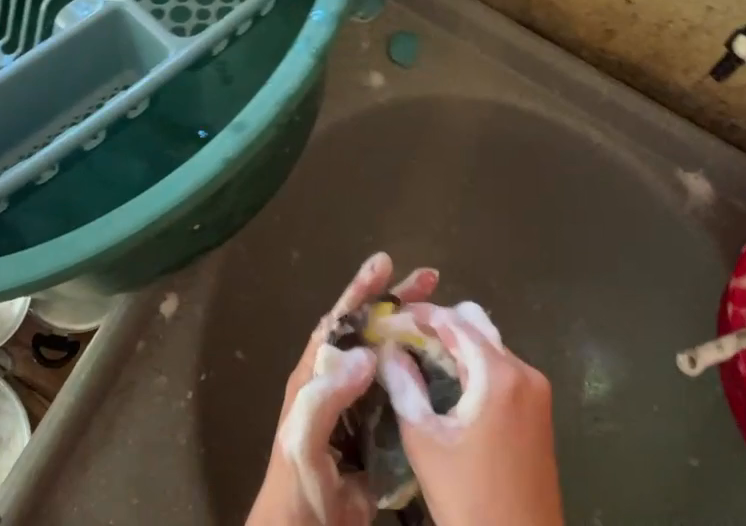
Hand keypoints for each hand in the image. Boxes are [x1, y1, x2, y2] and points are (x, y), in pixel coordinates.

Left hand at [245, 252, 439, 525]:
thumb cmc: (296, 483)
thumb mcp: (302, 438)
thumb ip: (324, 395)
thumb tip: (364, 351)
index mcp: (316, 375)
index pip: (339, 321)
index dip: (361, 290)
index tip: (385, 263)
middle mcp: (338, 382)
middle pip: (369, 331)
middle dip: (396, 303)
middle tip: (430, 279)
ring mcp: (359, 407)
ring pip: (390, 359)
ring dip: (414, 336)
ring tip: (446, 317)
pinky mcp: (377, 433)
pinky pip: (404, 395)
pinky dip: (424, 377)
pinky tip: (449, 371)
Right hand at [378, 302, 563, 525]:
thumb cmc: (469, 499)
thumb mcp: (426, 441)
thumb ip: (405, 386)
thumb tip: (388, 349)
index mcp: (500, 375)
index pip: (454, 322)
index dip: (418, 315)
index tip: (386, 318)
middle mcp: (524, 372)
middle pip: (476, 326)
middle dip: (437, 325)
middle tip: (401, 339)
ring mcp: (537, 392)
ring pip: (489, 346)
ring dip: (455, 345)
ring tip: (415, 357)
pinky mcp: (539, 412)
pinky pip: (501, 370)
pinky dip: (473, 366)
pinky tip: (445, 382)